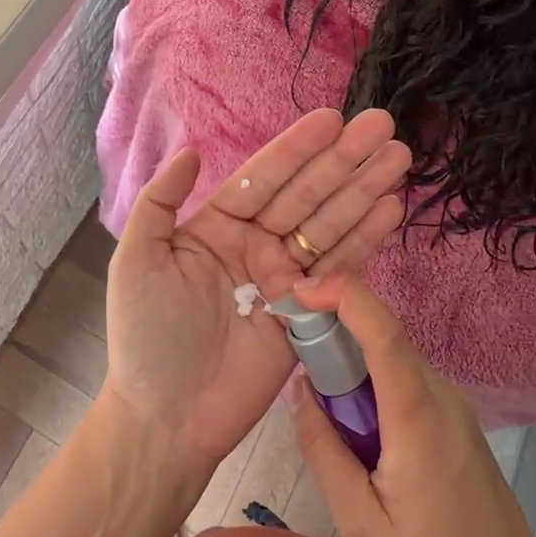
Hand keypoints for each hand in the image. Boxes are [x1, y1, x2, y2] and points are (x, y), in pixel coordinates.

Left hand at [103, 109, 408, 474]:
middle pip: (307, 194)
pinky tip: (391, 209)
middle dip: (343, 160)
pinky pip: (340, 269)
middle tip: (382, 125)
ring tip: (398, 157)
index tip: (332, 119)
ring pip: (330, 224)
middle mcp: (256, 243)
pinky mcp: (307, 313)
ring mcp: (284, 277)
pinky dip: (367, 239)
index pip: (265, 177)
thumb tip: (191, 151)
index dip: (298, 148)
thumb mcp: (137, 260)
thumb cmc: (145, 335)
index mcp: (218, 225)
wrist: (167, 417)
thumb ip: (160, 202)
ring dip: (364, 190)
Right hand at [290, 275, 535, 536]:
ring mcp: (456, 405)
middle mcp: (442, 394)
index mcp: (418, 414)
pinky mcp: (459, 418)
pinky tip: (361, 427)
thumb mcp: (361, 521)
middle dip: (336, 333)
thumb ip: (324, 452)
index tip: (301, 289)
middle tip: (298, 356)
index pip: (383, 330)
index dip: (344, 294)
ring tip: (327, 407)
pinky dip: (375, 383)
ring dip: (355, 364)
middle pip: (384, 338)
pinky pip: (408, 380)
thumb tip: (301, 390)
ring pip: (394, 359)